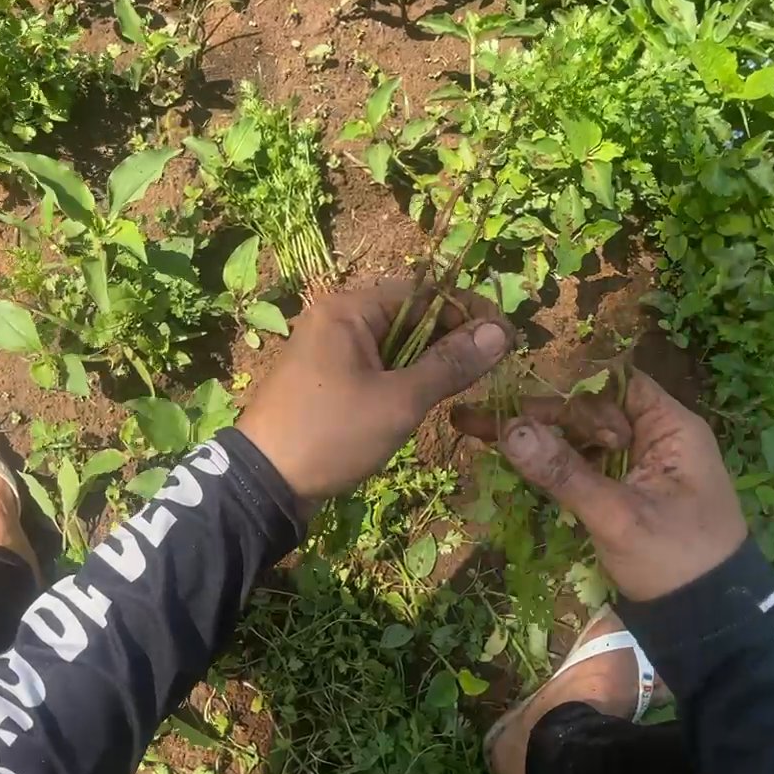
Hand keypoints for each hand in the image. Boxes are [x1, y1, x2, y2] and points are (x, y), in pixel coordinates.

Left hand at [240, 280, 512, 500]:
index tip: (507, 338)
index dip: (469, 311)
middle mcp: (337, 319)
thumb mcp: (398, 401)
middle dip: (452, 338)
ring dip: (430, 361)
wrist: (265, 482)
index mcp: (349, 310)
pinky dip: (404, 378)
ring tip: (467, 385)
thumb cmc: (332, 434)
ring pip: (396, 344)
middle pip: (410, 316)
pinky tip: (428, 399)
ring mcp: (330, 349)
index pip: (424, 292)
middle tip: (492, 367)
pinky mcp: (328, 377)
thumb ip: (450, 363)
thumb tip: (500, 332)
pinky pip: (377, 366)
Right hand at [451, 369, 746, 600]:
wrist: (707, 622)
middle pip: (588, 410)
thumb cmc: (674, 561)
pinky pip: (581, 465)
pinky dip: (550, 464)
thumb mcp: (617, 515)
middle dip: (535, 415)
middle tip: (474, 419)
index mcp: (669, 428)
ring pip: (580, 438)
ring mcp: (636, 465)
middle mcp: (653, 437)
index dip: (566, 388)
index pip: (614, 384)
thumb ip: (563, 471)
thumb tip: (509, 429)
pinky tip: (512, 463)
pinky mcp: (622, 491)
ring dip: (537, 439)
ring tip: (479, 434)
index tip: (515, 399)